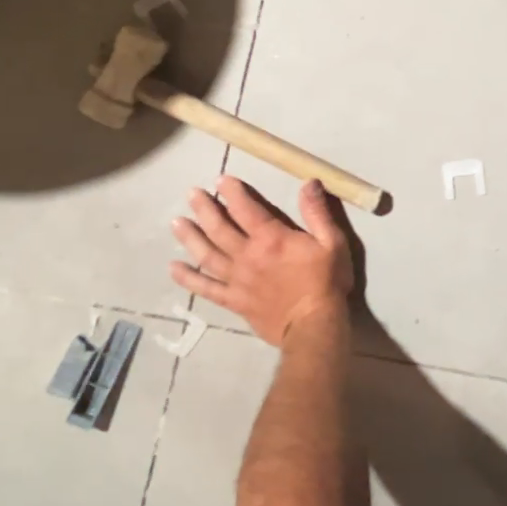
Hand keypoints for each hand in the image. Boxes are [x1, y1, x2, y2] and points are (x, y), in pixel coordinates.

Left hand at [170, 176, 355, 345]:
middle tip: (191, 194)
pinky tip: (174, 268)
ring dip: (190, 238)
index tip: (221, 179)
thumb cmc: (326, 282)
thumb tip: (309, 182)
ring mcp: (237, 280)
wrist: (315, 326)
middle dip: (205, 209)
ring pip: (207, 255)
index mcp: (271, 239)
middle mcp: (247, 256)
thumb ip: (318, 212)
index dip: (233, 192)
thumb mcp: (332, 242)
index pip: (246, 209)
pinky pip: (207, 288)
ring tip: (177, 223)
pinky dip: (189, 278)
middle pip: (219, 228)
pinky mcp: (234, 301)